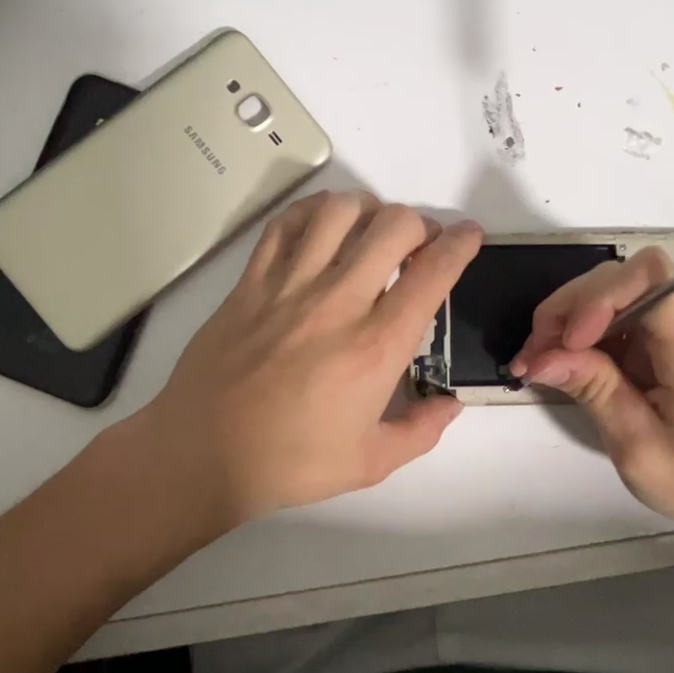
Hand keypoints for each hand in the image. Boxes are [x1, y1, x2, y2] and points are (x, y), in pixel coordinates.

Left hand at [128, 191, 482, 524]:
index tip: (469, 235)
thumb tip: (452, 403)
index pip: (432, 274)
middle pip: (392, 227)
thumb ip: (421, 430)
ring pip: (339, 211)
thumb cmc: (290, 462)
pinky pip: (285, 224)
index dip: (460, 245)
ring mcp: (289, 285)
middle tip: (419, 244)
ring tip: (371, 230)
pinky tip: (322, 224)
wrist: (204, 452)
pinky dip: (312, 211)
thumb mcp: (370, 462)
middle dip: (419, 224)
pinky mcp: (251, 282)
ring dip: (368, 210)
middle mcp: (338, 302)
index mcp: (376, 347)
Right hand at [506, 248, 673, 547]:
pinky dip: (596, 334)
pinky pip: (636, 319)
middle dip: (572, 309)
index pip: (654, 277)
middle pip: (628, 281)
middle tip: (533, 355)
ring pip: (625, 295)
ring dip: (576, 320)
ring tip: (542, 361)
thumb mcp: (638, 450)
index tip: (569, 340)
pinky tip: (572, 364)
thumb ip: (594, 392)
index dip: (600, 295)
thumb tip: (541, 357)